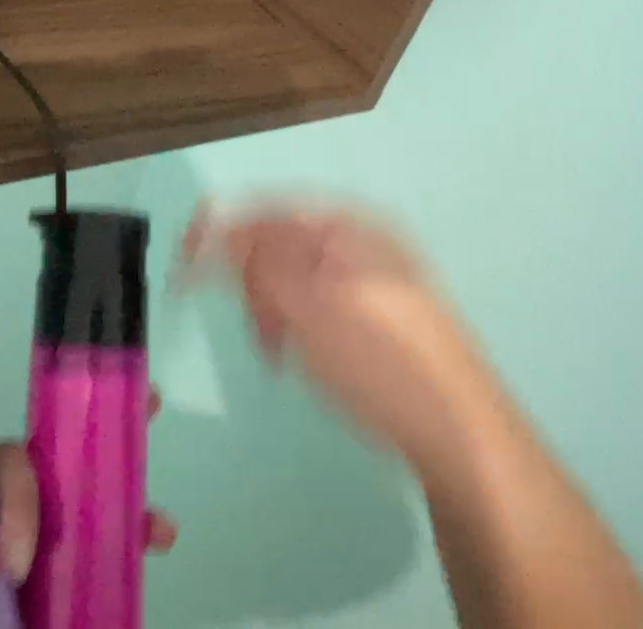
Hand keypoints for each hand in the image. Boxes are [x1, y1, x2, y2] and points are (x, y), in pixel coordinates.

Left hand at [0, 397, 176, 628]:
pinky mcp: (44, 601)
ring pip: (83, 518)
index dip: (19, 492)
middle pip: (54, 476)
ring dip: (124, 507)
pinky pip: (89, 575)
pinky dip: (121, 565)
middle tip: (143, 409)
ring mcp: (24, 567)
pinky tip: (144, 567)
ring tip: (157, 526)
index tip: (14, 561)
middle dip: (99, 442)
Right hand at [185, 202, 491, 468]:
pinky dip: (296, 321)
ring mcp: (374, 273)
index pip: (263, 210)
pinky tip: (301, 353)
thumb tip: (218, 230)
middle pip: (277, 241)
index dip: (216, 232)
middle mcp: (361, 238)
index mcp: (346, 225)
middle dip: (252, 281)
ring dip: (271, 307)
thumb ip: (257, 262)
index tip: (183, 266)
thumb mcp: (307, 308)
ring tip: (276, 350)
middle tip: (253, 327)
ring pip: (294, 275)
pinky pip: (317, 299)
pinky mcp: (378, 309)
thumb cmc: (377, 364)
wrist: (459, 433)